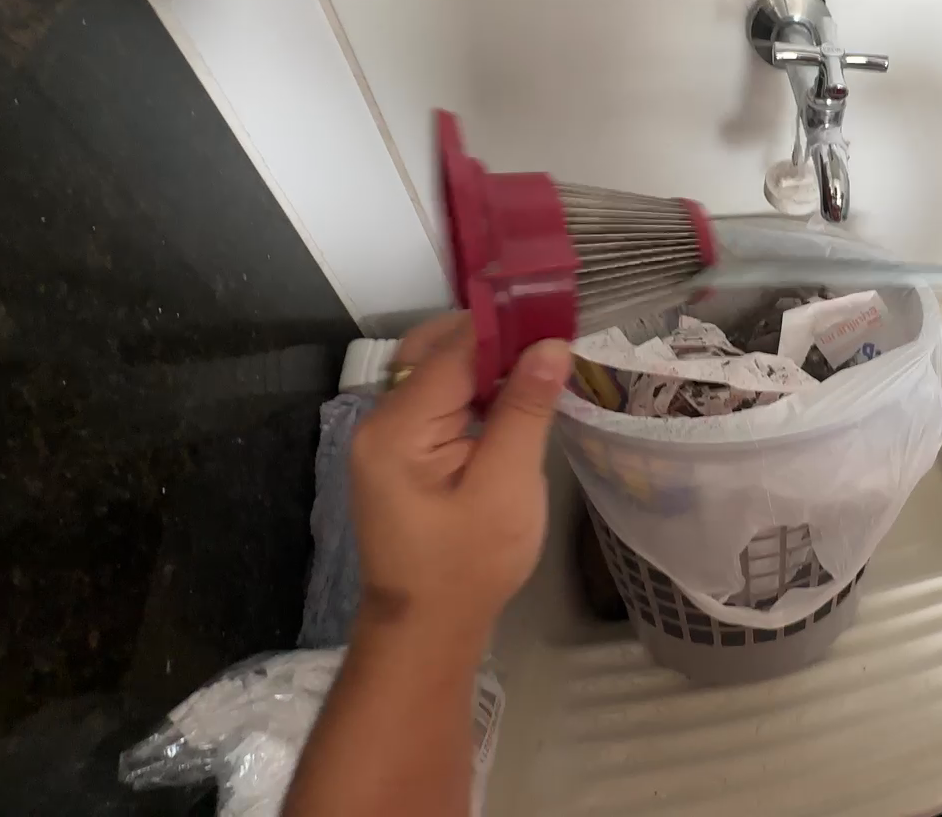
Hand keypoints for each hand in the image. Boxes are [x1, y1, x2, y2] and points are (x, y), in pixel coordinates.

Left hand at [349, 314, 570, 646]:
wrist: (429, 626)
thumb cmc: (470, 562)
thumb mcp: (507, 486)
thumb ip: (525, 410)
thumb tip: (551, 345)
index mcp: (399, 428)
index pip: (454, 352)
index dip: (507, 327)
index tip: (558, 313)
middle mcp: (384, 421)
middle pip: (434, 349)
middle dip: (495, 334)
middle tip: (553, 335)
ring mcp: (391, 436)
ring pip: (439, 369)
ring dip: (491, 358)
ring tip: (545, 357)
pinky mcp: (408, 450)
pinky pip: (443, 397)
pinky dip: (481, 384)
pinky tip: (519, 390)